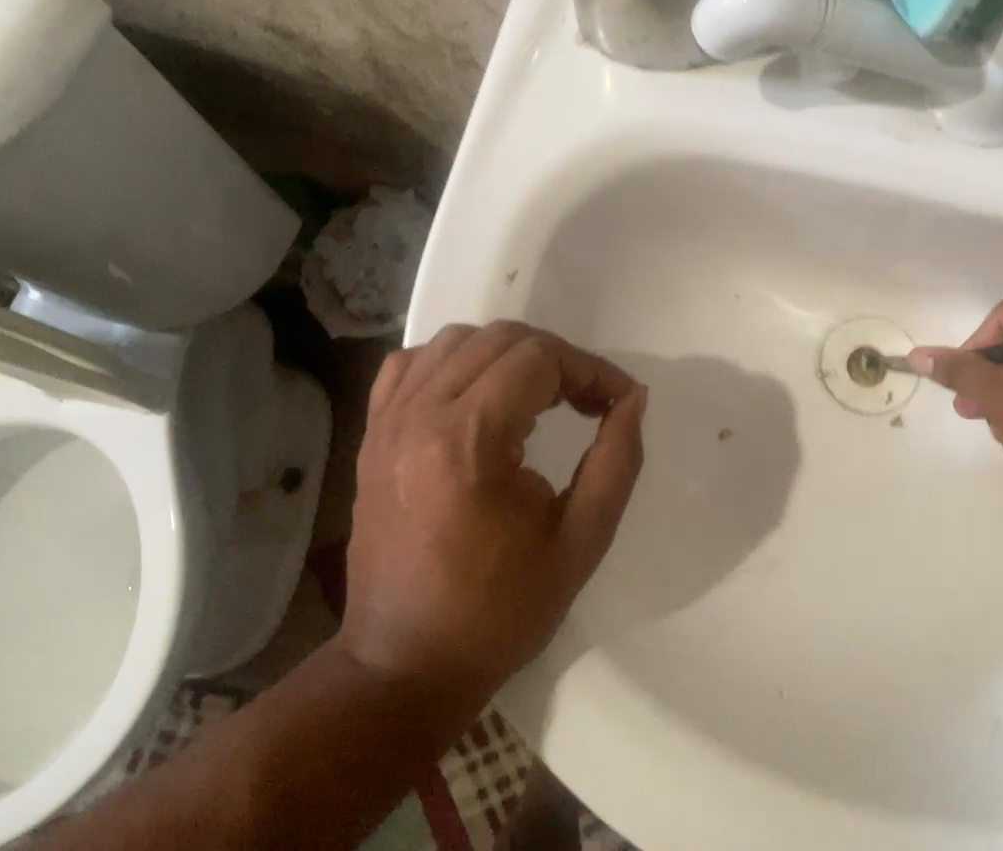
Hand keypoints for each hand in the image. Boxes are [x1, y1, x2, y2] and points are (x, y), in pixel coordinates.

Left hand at [340, 321, 647, 698]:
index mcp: (469, 439)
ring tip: (538, 399)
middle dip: (556, 360)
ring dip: (507, 356)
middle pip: (499, 340)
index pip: (539, 359)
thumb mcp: (580, 540)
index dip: (590, 371)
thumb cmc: (500, 612)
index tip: (618, 403)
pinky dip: (451, 364)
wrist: (406, 663)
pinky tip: (476, 397)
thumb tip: (632, 399)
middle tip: (588, 403)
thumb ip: (616, 460)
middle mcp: (420, 414)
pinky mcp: (371, 438)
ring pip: (454, 342)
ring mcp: (387, 423)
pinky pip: (409, 367)